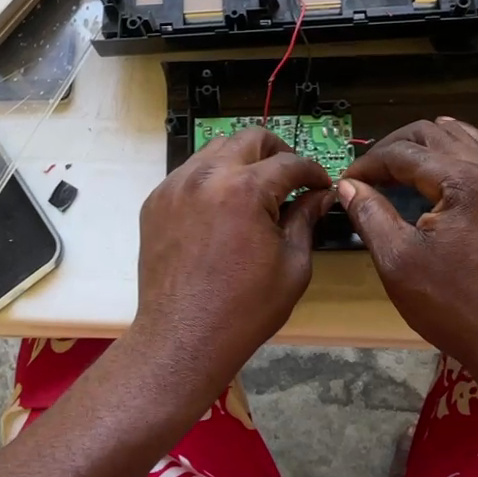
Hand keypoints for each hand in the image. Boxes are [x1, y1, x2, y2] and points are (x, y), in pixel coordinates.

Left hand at [131, 128, 332, 383]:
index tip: (320, 184)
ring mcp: (176, 185)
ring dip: (242, 160)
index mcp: (245, 190)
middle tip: (290, 177)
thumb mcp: (292, 266)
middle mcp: (207, 176)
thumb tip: (320, 195)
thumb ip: (306, 220)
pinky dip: (212, 179)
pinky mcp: (156, 200)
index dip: (312, 171)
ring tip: (255, 189)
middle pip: (250, 138)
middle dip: (277, 151)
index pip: (289, 162)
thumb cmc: (244, 309)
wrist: (183, 338)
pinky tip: (221, 208)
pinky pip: (189, 172)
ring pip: (216, 148)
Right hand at [336, 117, 477, 376]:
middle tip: (367, 174)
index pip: (403, 153)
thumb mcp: (399, 262)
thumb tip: (347, 185)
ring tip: (396, 166)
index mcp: (462, 179)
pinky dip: (452, 151)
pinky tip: (437, 167)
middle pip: (432, 133)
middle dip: (393, 146)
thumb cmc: (455, 306)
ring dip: (424, 144)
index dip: (368, 164)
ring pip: (459, 137)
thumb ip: (370, 215)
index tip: (343, 183)